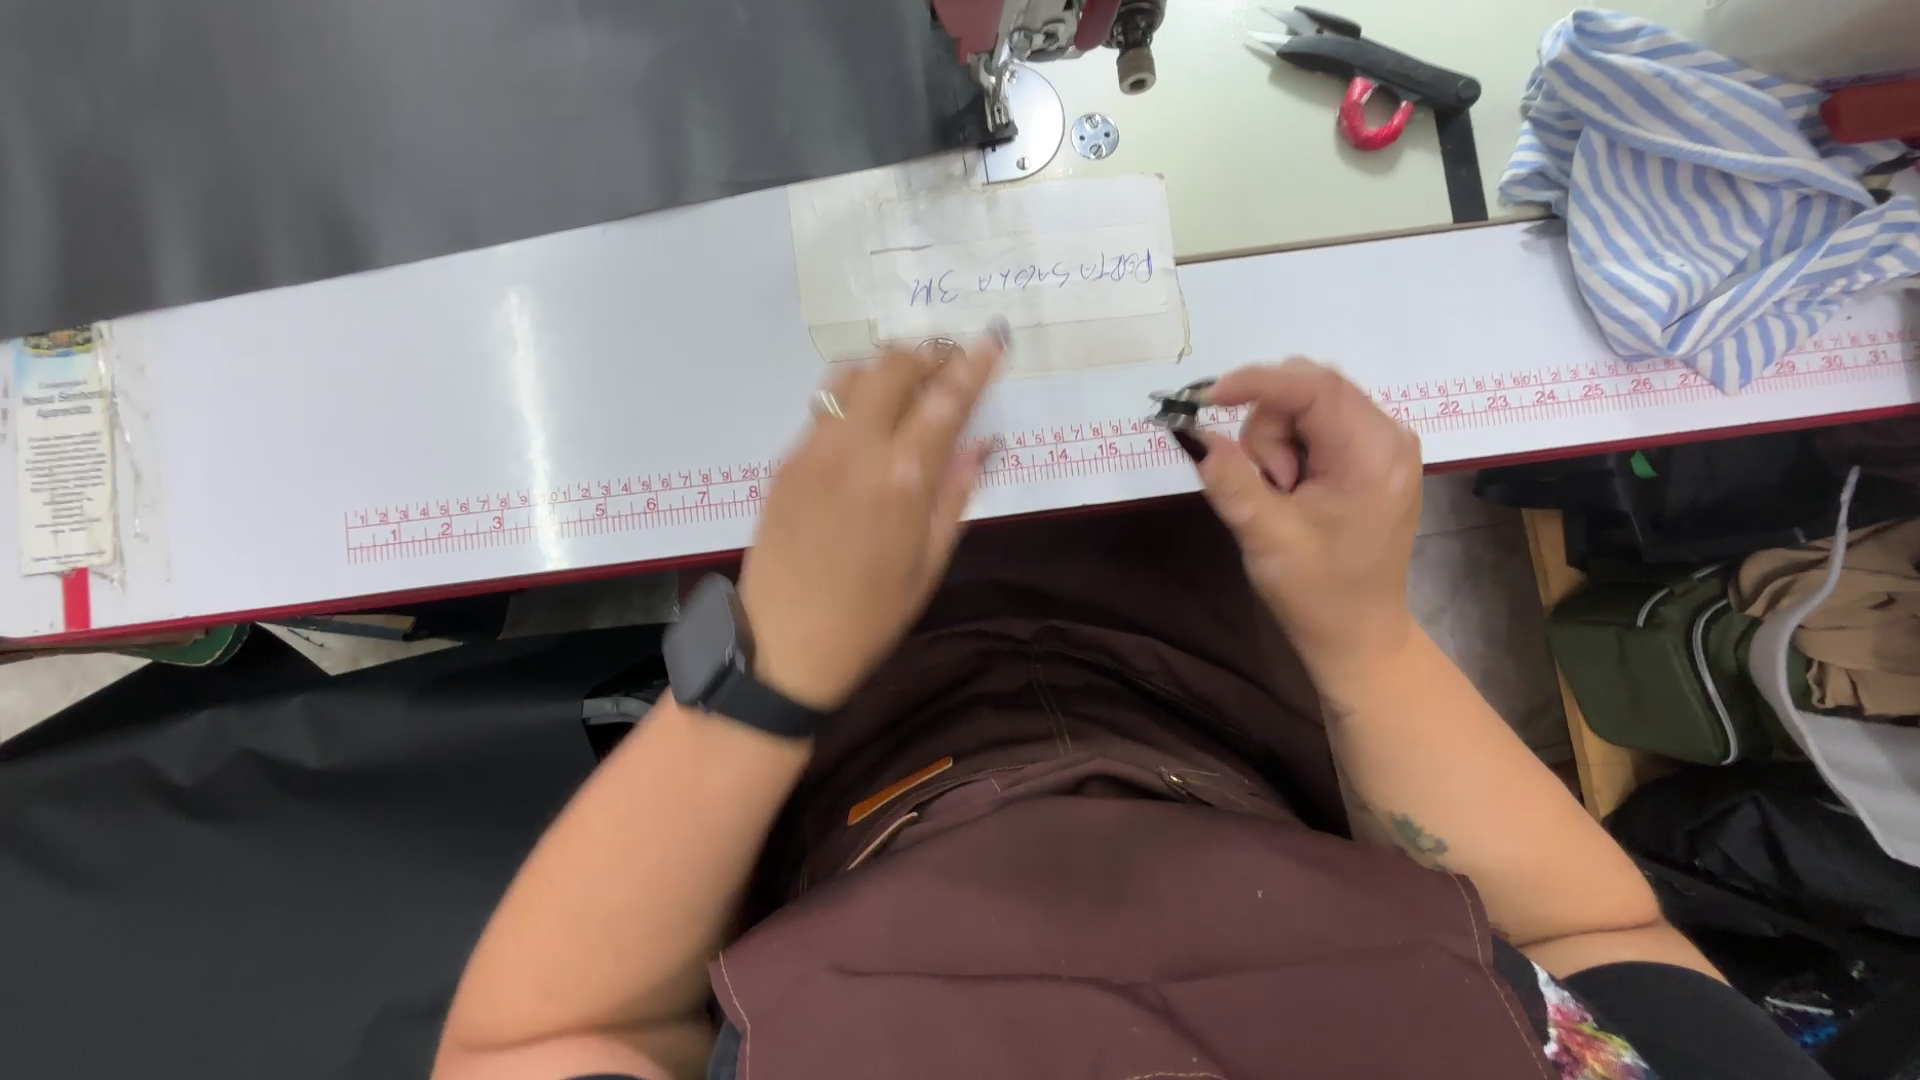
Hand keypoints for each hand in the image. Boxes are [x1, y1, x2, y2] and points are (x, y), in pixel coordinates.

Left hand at [738, 336, 1002, 710]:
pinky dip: (853, 395)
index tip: (991, 339)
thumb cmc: (871, 616)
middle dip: (927, 352)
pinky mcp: (784, 461)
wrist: (784, 644)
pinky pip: (823, 408)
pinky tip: (866, 420)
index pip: (946, 400)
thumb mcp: (930, 563)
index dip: (973, 364)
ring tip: (907, 380)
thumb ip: (956, 493)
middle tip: (948, 360)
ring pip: (850, 376)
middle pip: (893, 367)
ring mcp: (813, 451)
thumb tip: (983, 443)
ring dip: (885, 365)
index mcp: (902, 480)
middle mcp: (856, 451)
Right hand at [1193, 358, 1422, 684]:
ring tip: (1281, 496)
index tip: (1206, 399)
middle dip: (1267, 428)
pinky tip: (1290, 489)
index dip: (1256, 382)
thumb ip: (1232, 481)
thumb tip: (1196, 435)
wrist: (1358, 633)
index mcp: (1373, 455)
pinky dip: (1286, 448)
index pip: (1313, 387)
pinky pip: (1314, 427)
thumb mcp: (1266, 537)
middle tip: (1268, 485)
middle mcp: (1387, 437)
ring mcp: (1381, 446)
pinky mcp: (1367, 458)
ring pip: (1305, 406)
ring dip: (1274, 444)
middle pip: (1308, 390)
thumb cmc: (1317, 592)